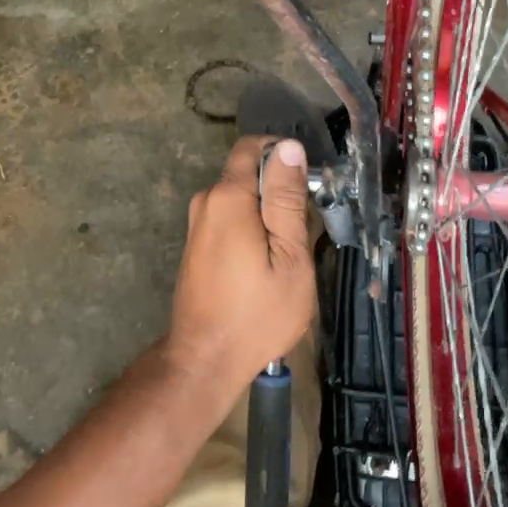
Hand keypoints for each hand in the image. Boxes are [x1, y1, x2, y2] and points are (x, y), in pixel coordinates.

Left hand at [164, 135, 314, 396]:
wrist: (206, 359)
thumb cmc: (257, 313)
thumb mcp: (289, 257)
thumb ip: (287, 199)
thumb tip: (289, 148)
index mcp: (227, 197)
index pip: (253, 147)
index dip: (284, 155)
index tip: (310, 184)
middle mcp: (206, 202)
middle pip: (247, 173)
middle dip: (279, 189)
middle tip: (305, 229)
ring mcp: (198, 224)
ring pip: (240, 198)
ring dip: (266, 214)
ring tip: (289, 253)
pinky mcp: (197, 245)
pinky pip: (230, 219)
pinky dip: (251, 229)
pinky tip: (266, 264)